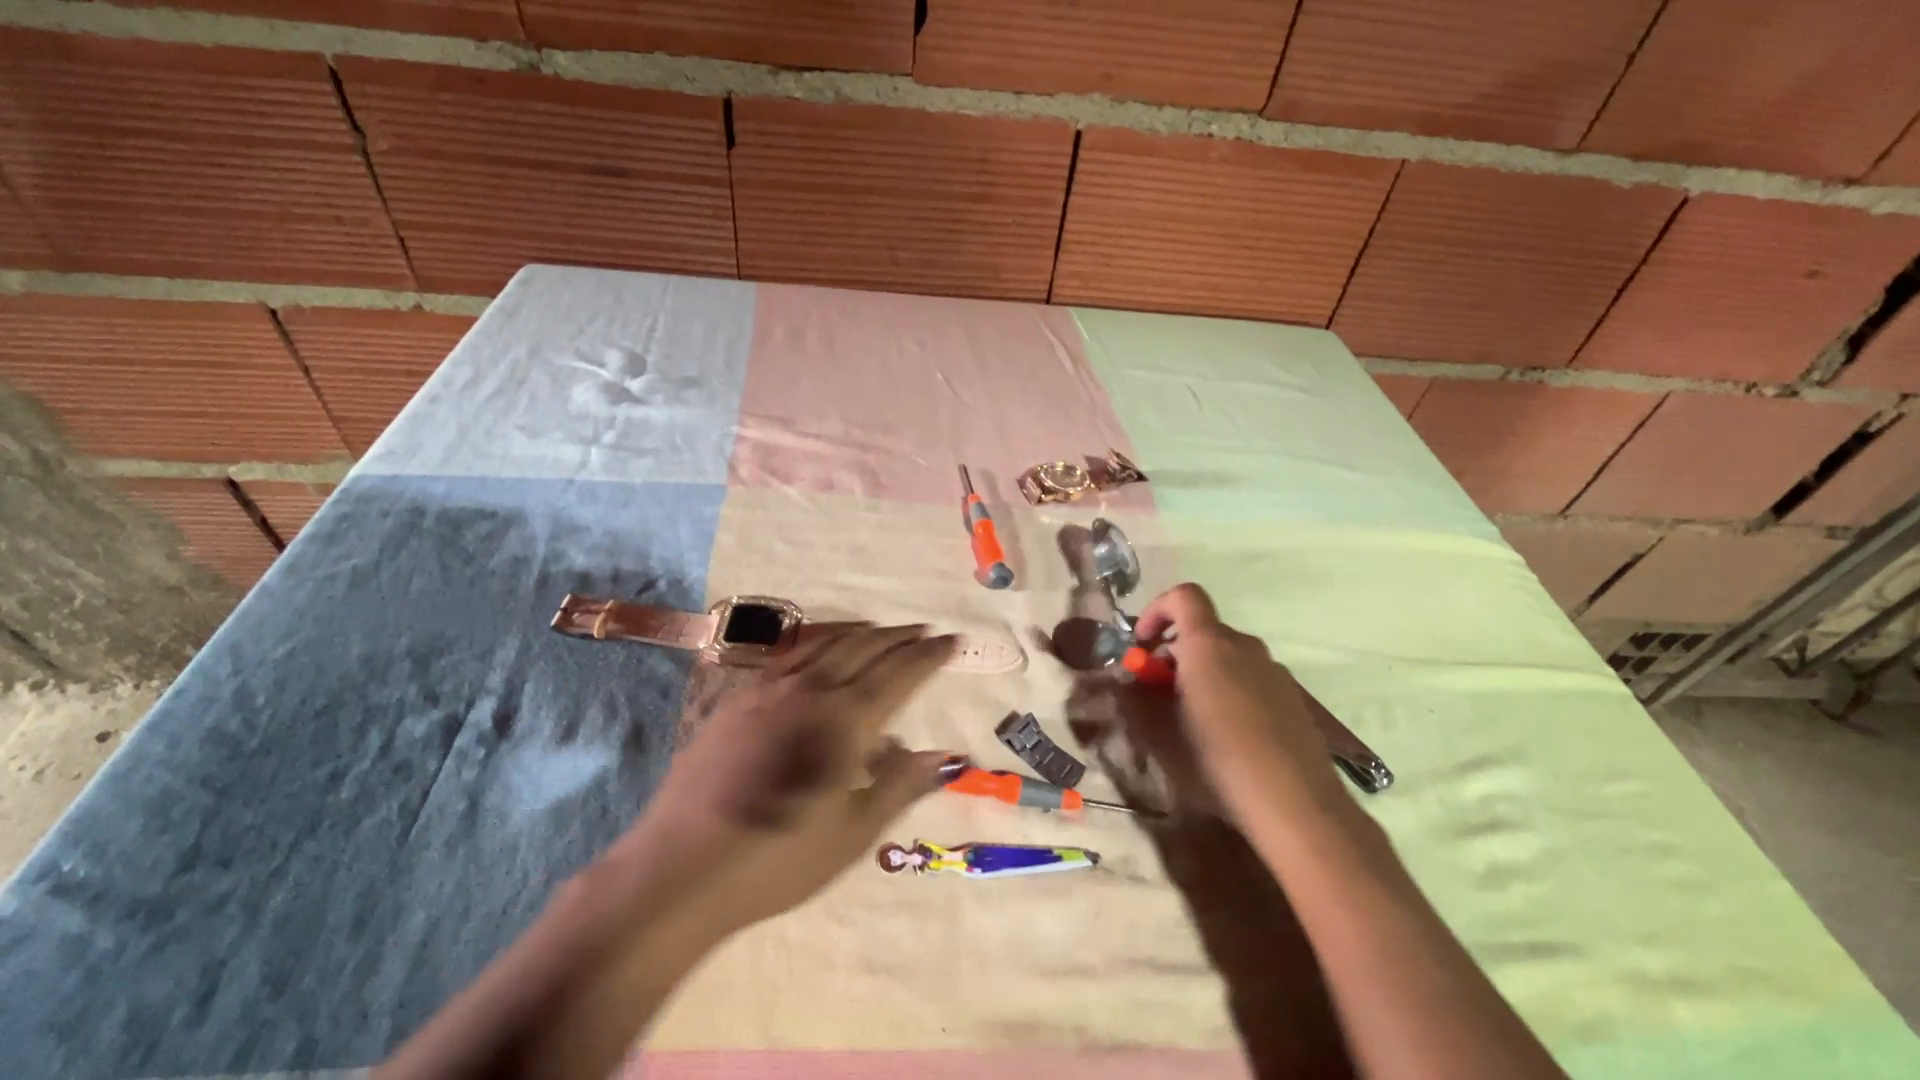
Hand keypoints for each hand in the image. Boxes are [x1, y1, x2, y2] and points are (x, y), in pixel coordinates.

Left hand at [608, 623, 957, 933]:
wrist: (681, 868)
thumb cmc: (779, 860)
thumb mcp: (854, 832)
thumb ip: (900, 785)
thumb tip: (942, 754)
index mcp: (845, 720)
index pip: (899, 673)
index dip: (928, 655)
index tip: (952, 640)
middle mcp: (809, 690)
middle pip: (863, 648)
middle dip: (898, 637)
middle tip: (924, 630)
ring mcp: (767, 691)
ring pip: (823, 643)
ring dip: (859, 633)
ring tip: (881, 630)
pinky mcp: (736, 701)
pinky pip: (787, 655)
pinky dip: (817, 642)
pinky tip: (819, 651)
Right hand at [1132, 585, 1347, 820]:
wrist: (1295, 804)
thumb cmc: (1217, 761)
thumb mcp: (1161, 734)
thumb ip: (1138, 700)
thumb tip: (1128, 682)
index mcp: (1210, 645)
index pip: (1184, 597)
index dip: (1156, 611)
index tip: (1141, 647)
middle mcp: (1245, 647)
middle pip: (1204, 631)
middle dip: (1175, 653)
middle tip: (1157, 694)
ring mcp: (1275, 672)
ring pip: (1229, 658)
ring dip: (1203, 675)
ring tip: (1192, 721)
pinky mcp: (1294, 699)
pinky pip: (1252, 680)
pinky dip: (1231, 692)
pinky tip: (1229, 739)